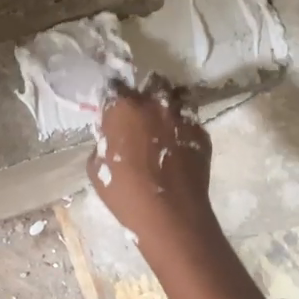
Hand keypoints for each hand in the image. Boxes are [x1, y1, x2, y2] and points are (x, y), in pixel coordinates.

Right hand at [88, 81, 216, 251]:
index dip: (113, 97)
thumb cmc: (126, 193)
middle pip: (151, 84)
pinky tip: (178, 144)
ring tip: (163, 121)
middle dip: (145, 94)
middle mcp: (155, 104)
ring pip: (177, 97)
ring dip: (168, 104)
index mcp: (124, 108)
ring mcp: (182, 117)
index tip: (112, 107)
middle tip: (140, 113)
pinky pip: (190, 122)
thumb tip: (112, 137)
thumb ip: (103, 143)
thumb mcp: (97, 168)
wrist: (171, 214)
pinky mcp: (201, 134)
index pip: (115, 87)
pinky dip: (183, 128)